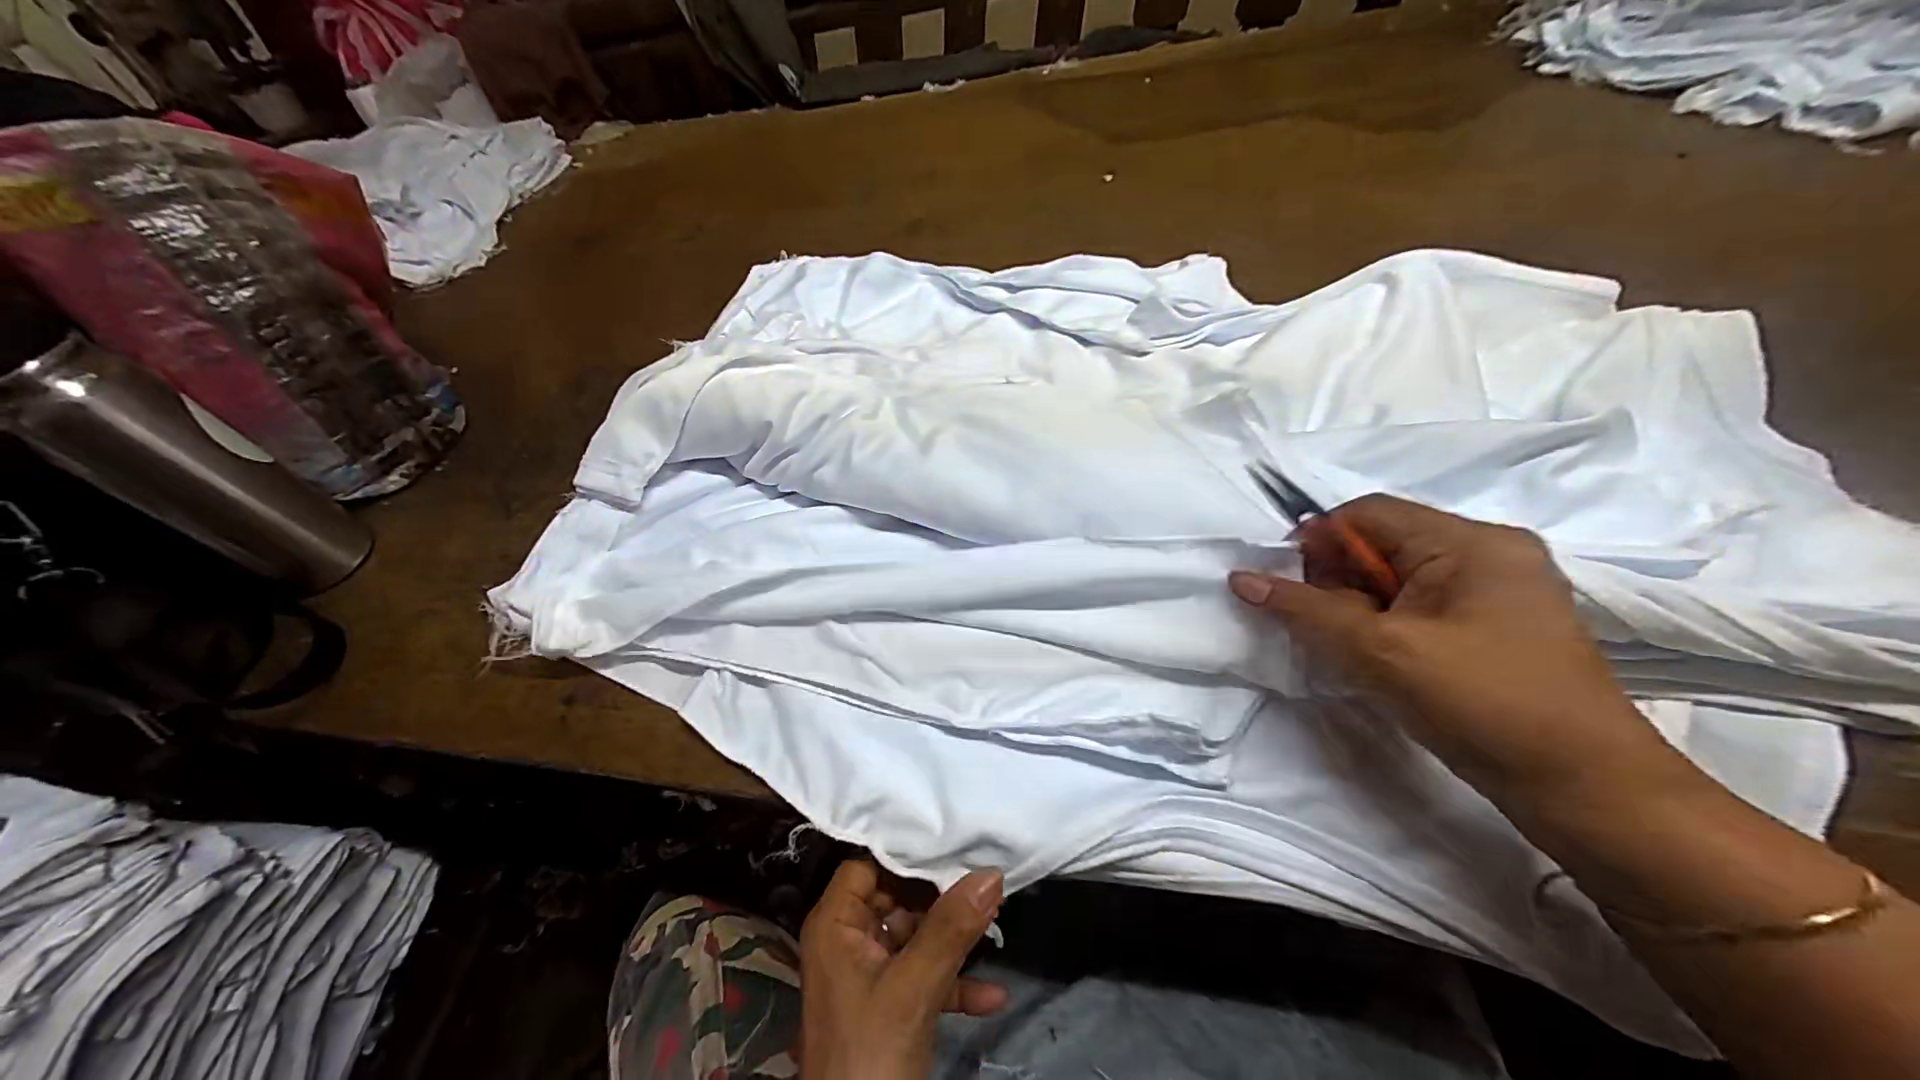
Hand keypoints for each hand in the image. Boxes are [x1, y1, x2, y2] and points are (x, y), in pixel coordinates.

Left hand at [799, 859, 1006, 1079]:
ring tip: (996, 926)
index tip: (952, 844)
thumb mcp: (914, 987)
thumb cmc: (871, 1051)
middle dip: (941, 898)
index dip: (905, 854)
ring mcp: (868, 975)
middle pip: (896, 899)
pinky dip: (953, 984)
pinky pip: (922, 978)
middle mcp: (847, 941)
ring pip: (914, 938)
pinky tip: (993, 996)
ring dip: (953, 940)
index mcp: (836, 925)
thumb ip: (950, 929)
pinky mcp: (887, 1007)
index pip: (867, 865)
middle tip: (985, 884)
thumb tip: (991, 873)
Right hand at [1228, 494, 1685, 801]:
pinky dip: (1385, 627)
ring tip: (1348, 652)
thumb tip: (1242, 578)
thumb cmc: (1484, 704)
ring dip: (1358, 609)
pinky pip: (1419, 609)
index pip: (1367, 513)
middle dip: (1337, 581)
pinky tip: (1376, 662)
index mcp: (1472, 542)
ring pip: (1397, 581)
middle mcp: (1489, 555)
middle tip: (1320, 628)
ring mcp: (1496, 594)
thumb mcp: (1381, 652)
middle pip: (1382, 544)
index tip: (1289, 590)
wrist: (1586, 790)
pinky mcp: (1494, 630)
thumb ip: (1306, 610)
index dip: (1317, 543)